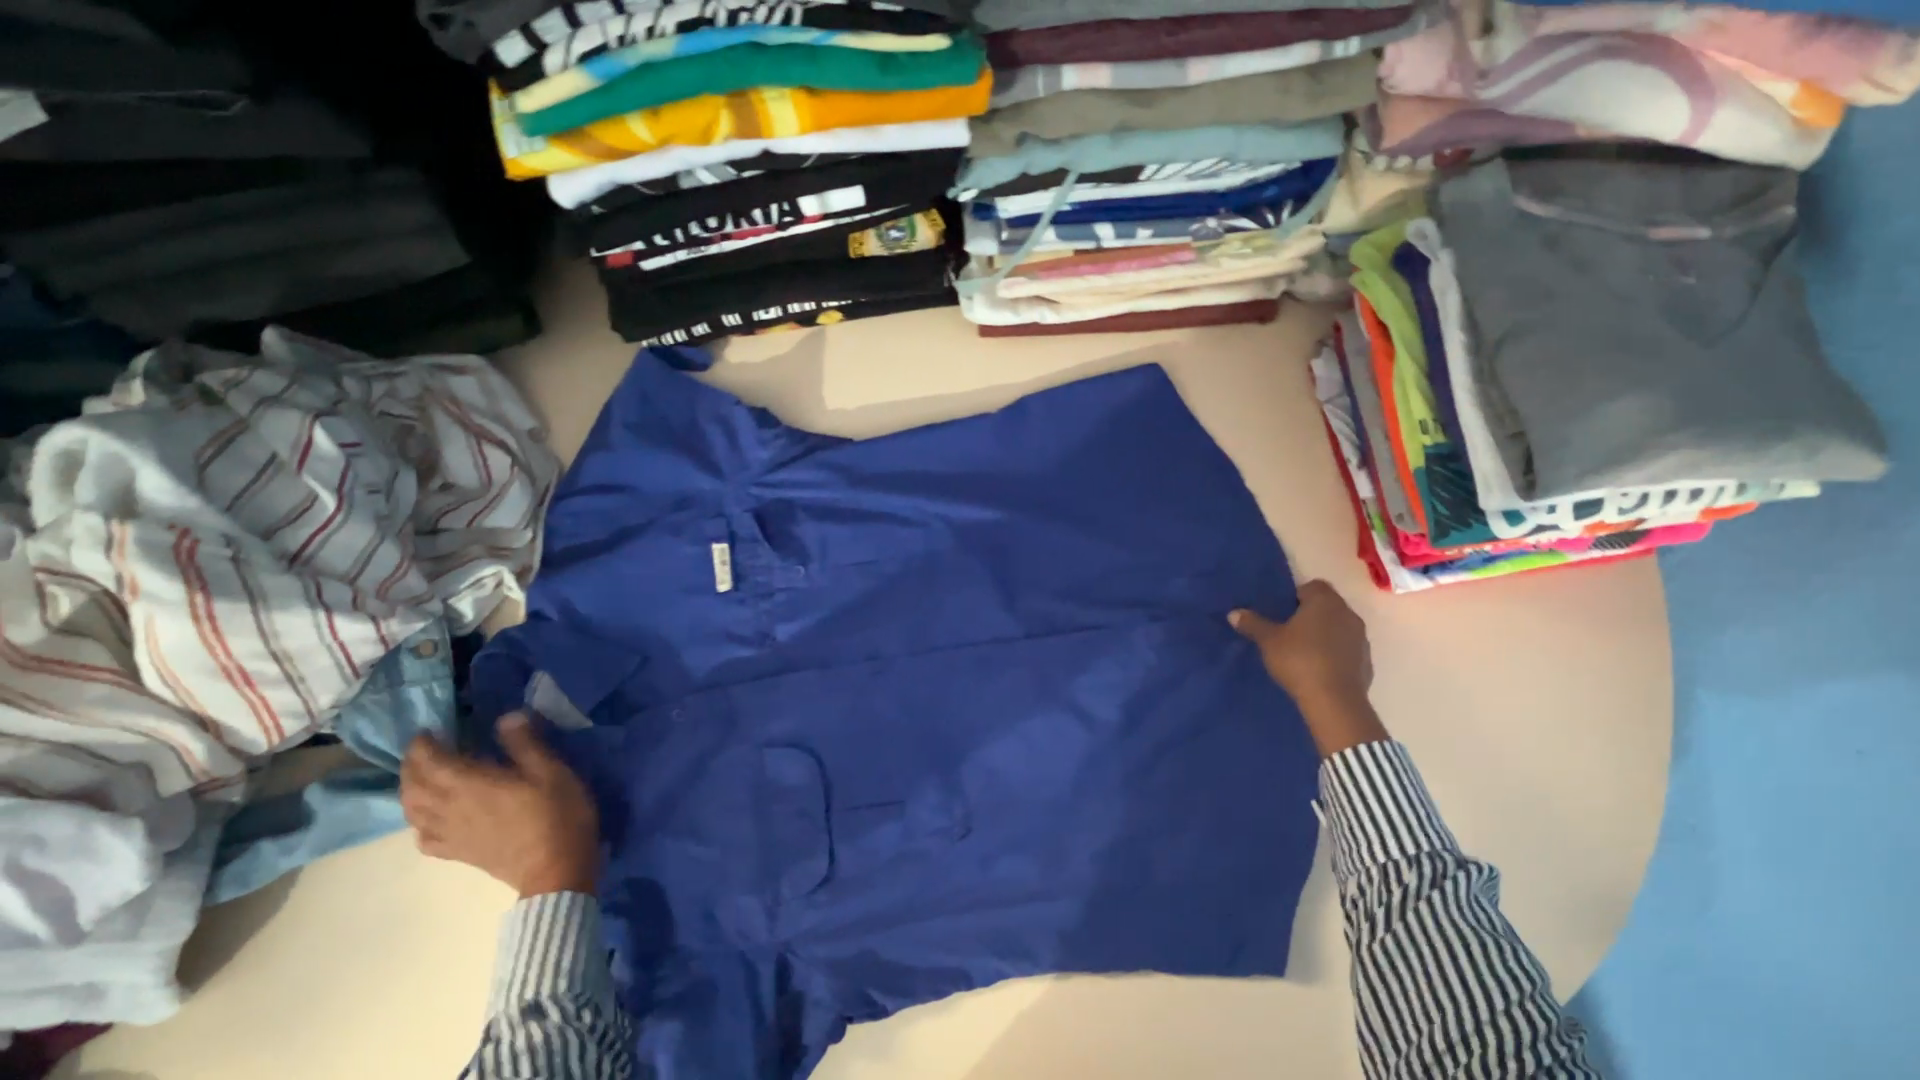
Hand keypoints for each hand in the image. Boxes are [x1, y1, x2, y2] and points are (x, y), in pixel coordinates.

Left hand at [400, 712, 600, 897]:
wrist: (556, 870)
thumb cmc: (557, 815)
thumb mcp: (551, 770)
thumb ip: (525, 742)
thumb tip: (506, 717)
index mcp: (468, 784)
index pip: (428, 760)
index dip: (422, 743)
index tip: (431, 729)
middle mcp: (449, 808)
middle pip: (412, 785)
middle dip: (412, 764)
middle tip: (425, 750)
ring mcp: (451, 834)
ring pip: (412, 811)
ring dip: (410, 791)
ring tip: (424, 779)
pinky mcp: (458, 854)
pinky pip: (424, 838)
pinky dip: (420, 824)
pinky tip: (433, 818)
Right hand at [1231, 580, 1389, 758]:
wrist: (1334, 700)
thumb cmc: (1299, 660)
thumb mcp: (1269, 641)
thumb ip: (1253, 624)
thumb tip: (1234, 612)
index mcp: (1325, 601)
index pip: (1313, 586)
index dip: (1297, 596)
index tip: (1283, 613)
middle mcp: (1347, 613)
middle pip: (1328, 606)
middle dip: (1311, 615)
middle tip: (1289, 632)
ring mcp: (1361, 638)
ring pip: (1339, 627)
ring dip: (1325, 634)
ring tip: (1304, 652)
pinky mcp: (1366, 661)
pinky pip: (1347, 649)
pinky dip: (1336, 654)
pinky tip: (1320, 670)